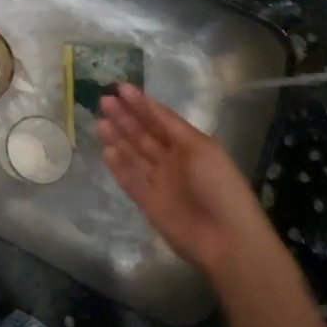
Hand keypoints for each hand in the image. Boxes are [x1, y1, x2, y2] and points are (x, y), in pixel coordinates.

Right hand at [96, 85, 279, 277]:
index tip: (121, 87)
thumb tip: (150, 105)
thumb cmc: (218, 186)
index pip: (162, 120)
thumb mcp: (201, 148)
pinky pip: (130, 179)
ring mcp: (160, 182)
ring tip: (100, 121)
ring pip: (134, 154)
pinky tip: (106, 150)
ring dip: (118, 137)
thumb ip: (172, 126)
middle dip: (126, 117)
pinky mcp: (149, 202)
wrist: (226, 239)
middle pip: (145, 134)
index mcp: (190, 146)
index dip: (142, 104)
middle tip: (104, 100)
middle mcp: (173, 161)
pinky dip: (119, 165)